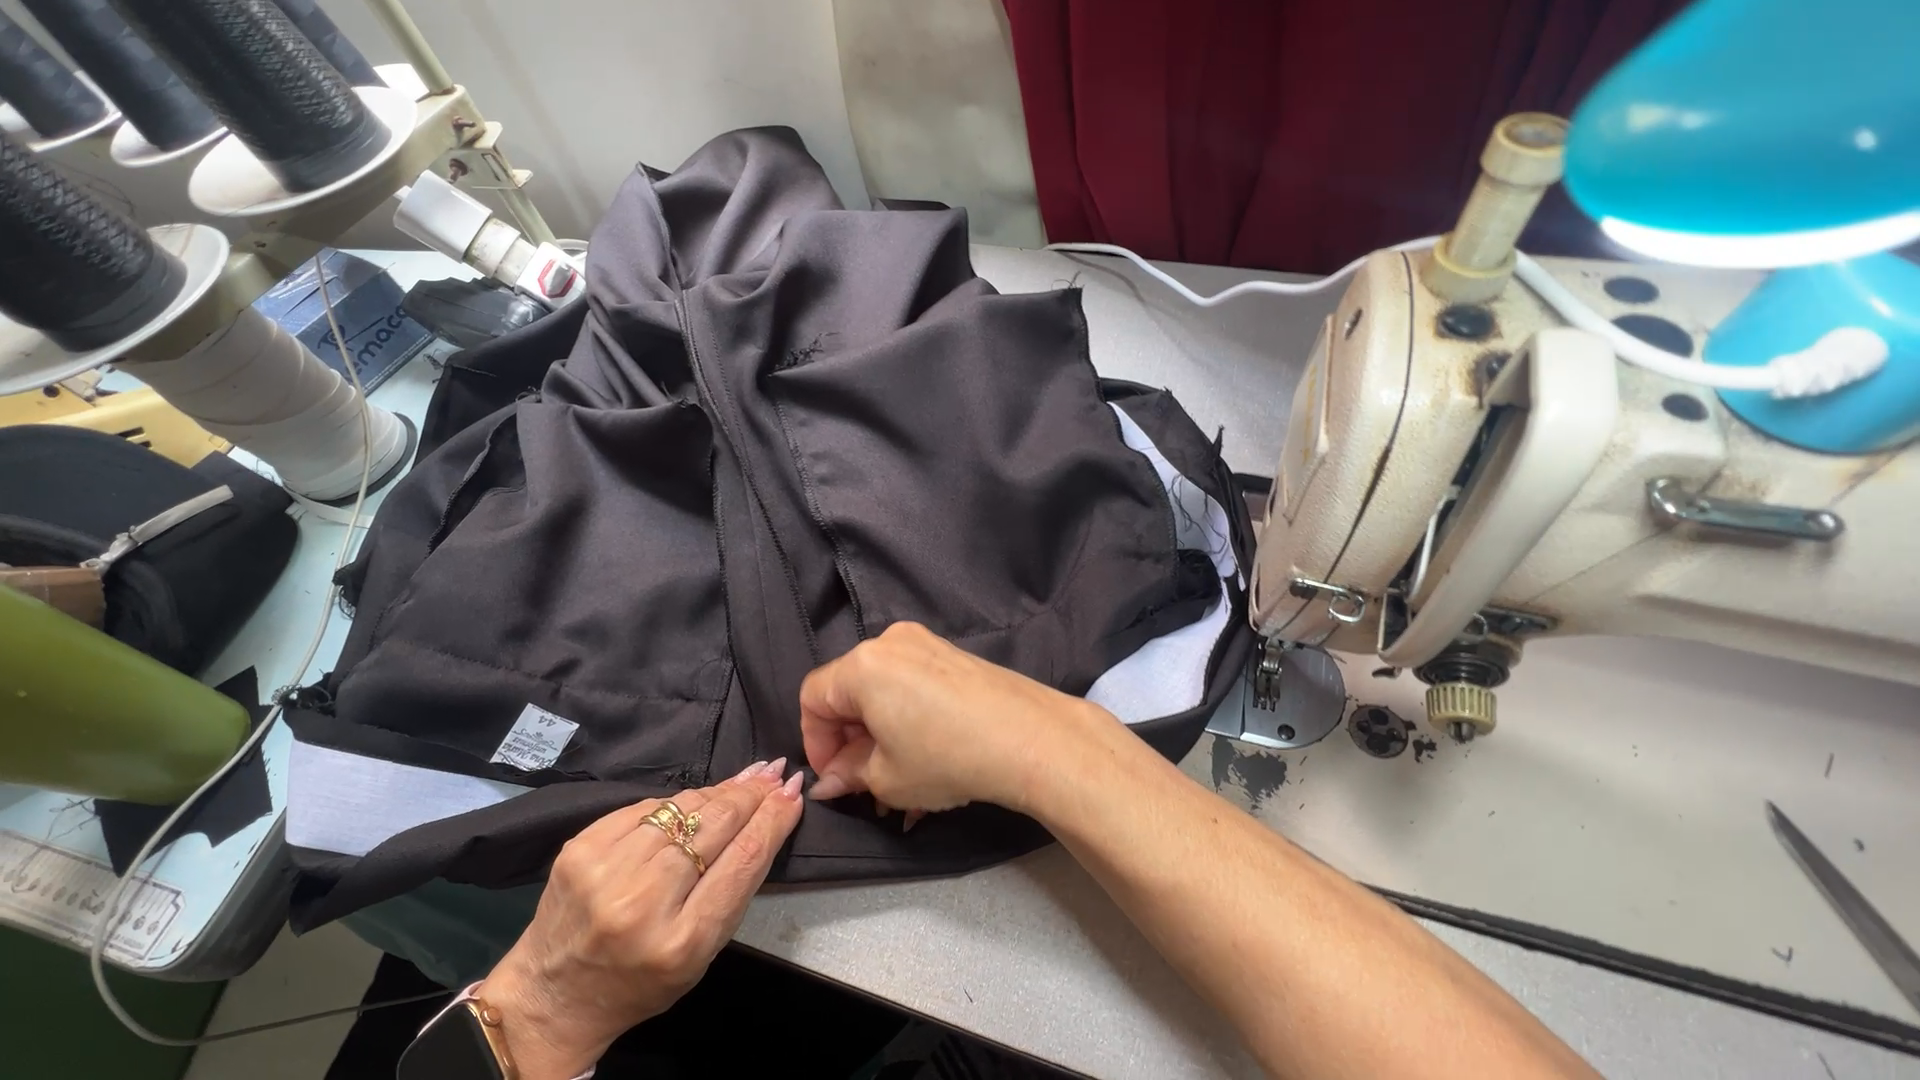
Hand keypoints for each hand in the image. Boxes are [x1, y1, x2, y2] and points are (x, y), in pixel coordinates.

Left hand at [477, 762, 804, 1078]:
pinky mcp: (580, 847)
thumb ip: (736, 886)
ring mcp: (605, 871)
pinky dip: (679, 802)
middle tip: (776, 773)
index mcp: (681, 942)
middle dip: (751, 794)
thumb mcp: (703, 951)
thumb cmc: (643, 980)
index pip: (742, 862)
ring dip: (721, 790)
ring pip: (682, 809)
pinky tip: (699, 799)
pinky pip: (647, 807)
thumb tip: (771, 816)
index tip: (794, 791)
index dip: (773, 819)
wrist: (554, 994)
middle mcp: (641, 903)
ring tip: (747, 779)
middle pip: (713, 827)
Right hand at [799, 621, 1109, 814]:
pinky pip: (914, 685)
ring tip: (900, 781)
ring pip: (883, 691)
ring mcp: (927, 644)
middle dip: (851, 740)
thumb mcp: (887, 778)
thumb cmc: (946, 757)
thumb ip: (848, 774)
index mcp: (862, 665)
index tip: (834, 778)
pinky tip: (927, 759)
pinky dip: (908, 719)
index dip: (815, 742)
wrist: (1029, 738)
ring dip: (881, 735)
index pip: (813, 698)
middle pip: (849, 691)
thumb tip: (829, 781)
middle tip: (865, 783)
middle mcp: (890, 643)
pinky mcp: (955, 656)